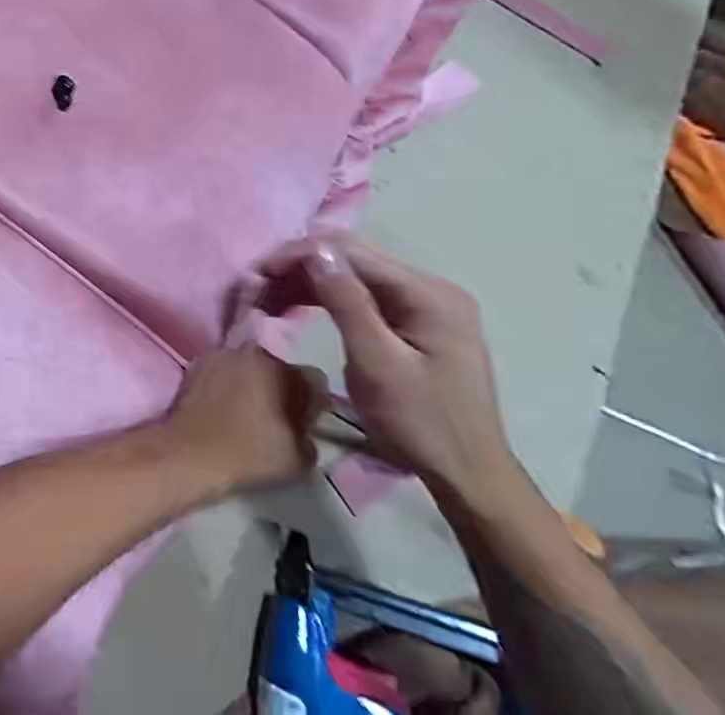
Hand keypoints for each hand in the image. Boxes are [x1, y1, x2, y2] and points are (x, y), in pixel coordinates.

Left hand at [161, 344, 326, 494]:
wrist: (189, 453)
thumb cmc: (249, 456)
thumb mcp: (301, 457)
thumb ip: (310, 435)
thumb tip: (303, 427)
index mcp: (287, 371)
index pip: (315, 381)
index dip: (313, 404)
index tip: (303, 423)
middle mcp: (255, 352)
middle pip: (279, 369)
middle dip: (280, 389)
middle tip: (272, 417)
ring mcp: (222, 353)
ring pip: (248, 366)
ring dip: (250, 382)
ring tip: (242, 412)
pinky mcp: (196, 362)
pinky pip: (221, 369)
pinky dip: (224, 382)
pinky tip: (219, 406)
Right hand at [255, 240, 520, 502]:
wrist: (465, 473)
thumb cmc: (421, 422)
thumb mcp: (377, 363)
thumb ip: (347, 303)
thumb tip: (314, 250)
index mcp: (429, 294)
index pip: (353, 253)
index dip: (301, 256)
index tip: (259, 274)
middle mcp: (430, 289)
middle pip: (353, 260)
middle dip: (301, 268)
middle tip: (260, 289)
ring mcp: (423, 306)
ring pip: (353, 277)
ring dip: (309, 283)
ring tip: (270, 298)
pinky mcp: (412, 323)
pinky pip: (362, 297)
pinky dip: (326, 299)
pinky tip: (296, 307)